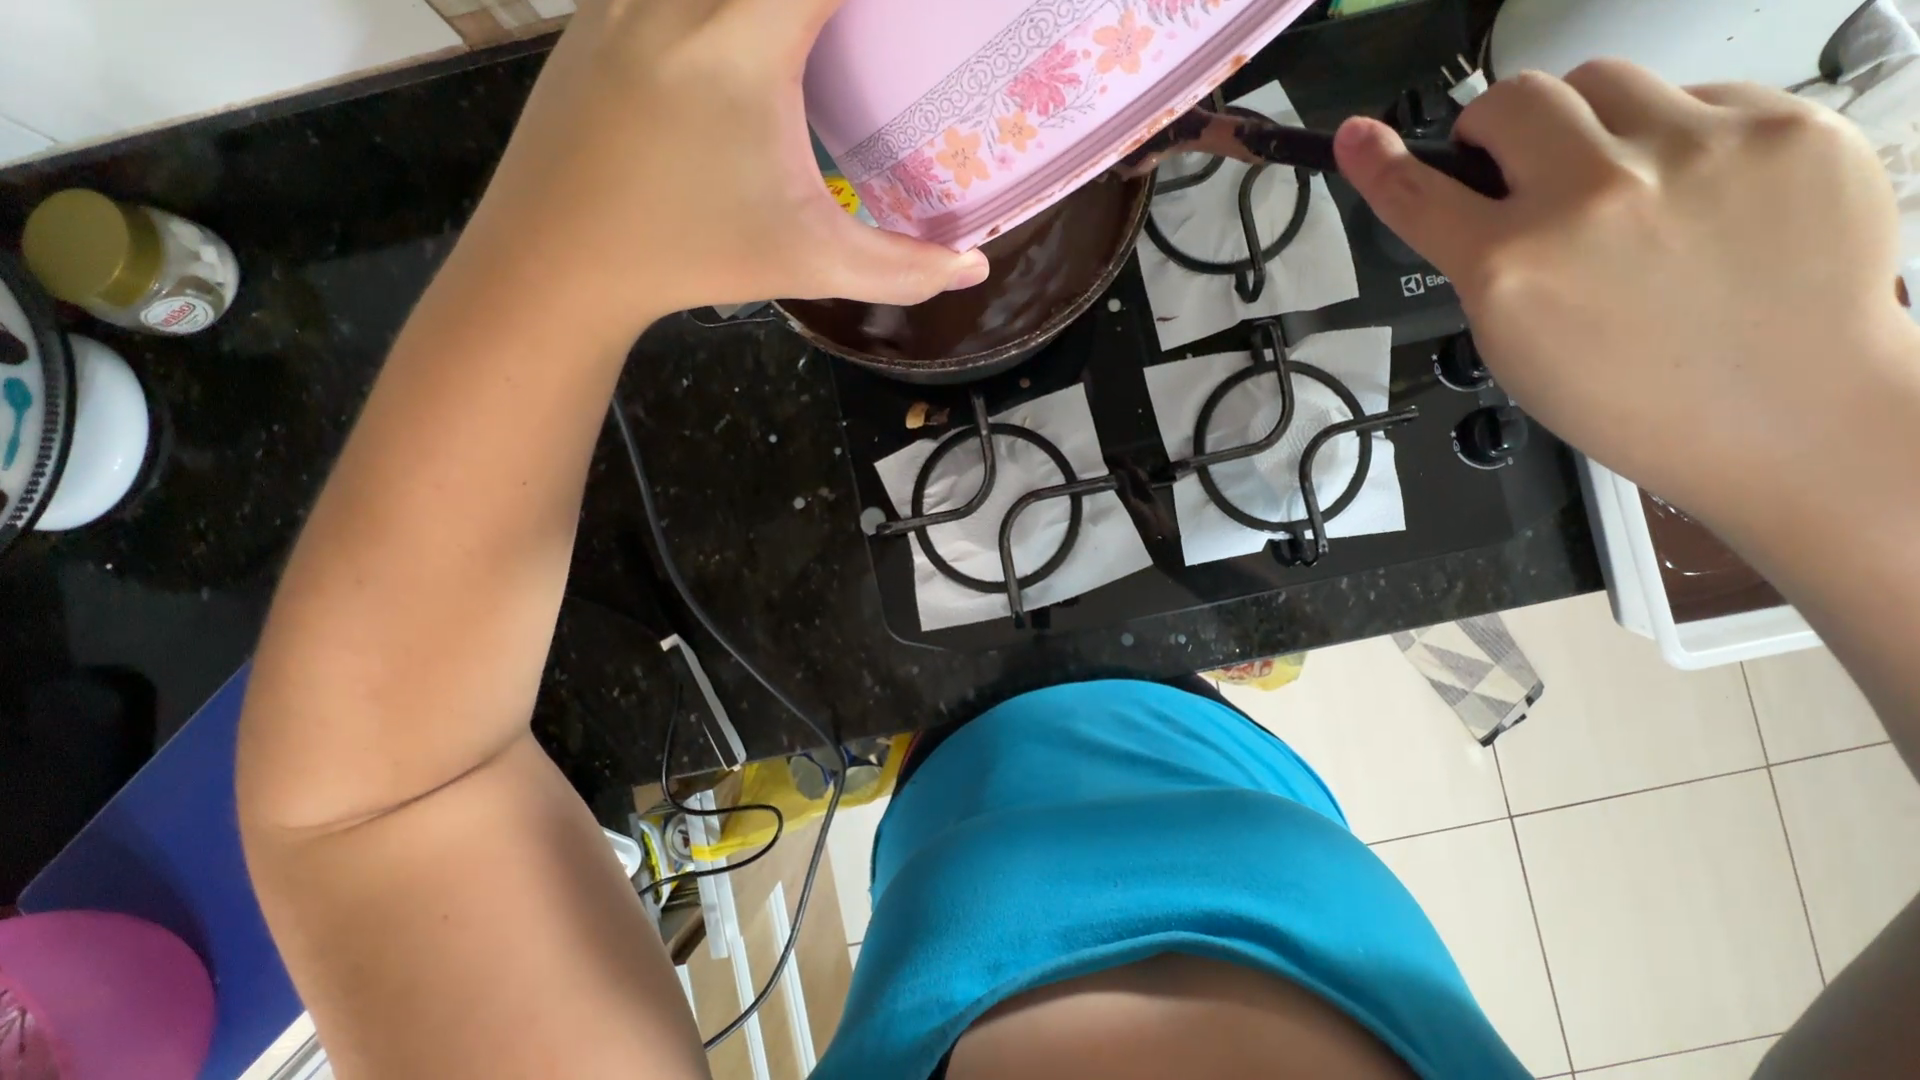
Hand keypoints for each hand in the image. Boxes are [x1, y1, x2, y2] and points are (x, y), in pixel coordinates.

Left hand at [454, 0, 989, 338]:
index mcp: (745, 41)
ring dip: (773, 2)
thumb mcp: (808, 263)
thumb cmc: (692, 257)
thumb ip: (902, 268)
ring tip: (805, 31)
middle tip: (848, 24)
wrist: (558, 257)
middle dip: (821, 0)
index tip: (903, 6)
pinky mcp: (595, 6)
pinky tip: (736, 31)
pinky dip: (715, 5)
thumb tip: (974, 267)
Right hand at [1332, 60, 1918, 528]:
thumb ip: (1486, 267)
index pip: (1421, 194)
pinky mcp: (1783, 130)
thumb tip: (1476, 203)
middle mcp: (1592, 196)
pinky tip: (1699, 197)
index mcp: (1512, 267)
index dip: (1377, 164)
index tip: (1354, 137)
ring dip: (1588, 124)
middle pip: (1513, 98)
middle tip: (1517, 166)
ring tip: (1620, 183)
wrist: (1788, 414)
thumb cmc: (1634, 400)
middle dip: (1498, 127)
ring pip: (1603, 81)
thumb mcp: (1515, 347)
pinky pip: (1700, 99)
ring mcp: (1695, 152)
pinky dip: (1679, 140)